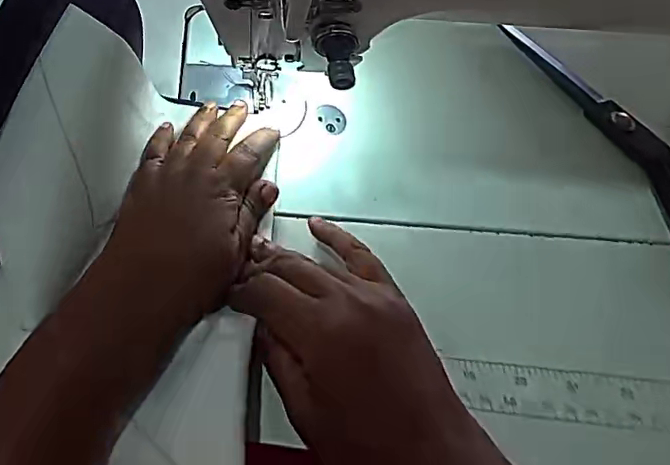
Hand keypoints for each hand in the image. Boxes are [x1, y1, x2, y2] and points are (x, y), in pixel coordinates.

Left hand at [86, 104, 279, 333]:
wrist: (141, 283)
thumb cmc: (190, 277)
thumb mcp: (235, 252)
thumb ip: (250, 213)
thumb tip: (267, 188)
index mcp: (221, 188)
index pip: (248, 155)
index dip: (261, 140)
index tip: (270, 130)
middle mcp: (194, 172)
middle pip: (218, 136)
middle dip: (232, 119)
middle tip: (242, 108)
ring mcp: (167, 172)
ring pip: (188, 135)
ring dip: (201, 119)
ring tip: (210, 107)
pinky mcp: (144, 179)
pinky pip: (155, 147)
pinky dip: (163, 135)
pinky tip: (168, 128)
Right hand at [231, 218, 510, 464]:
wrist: (435, 461)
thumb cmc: (377, 451)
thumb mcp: (306, 412)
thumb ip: (277, 359)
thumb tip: (262, 328)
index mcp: (320, 333)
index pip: (265, 290)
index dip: (242, 290)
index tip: (234, 294)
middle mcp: (347, 305)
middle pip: (288, 267)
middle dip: (260, 268)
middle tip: (243, 271)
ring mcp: (373, 297)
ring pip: (318, 262)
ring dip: (288, 257)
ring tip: (267, 252)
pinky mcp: (394, 300)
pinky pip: (361, 256)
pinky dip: (337, 238)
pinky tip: (320, 228)